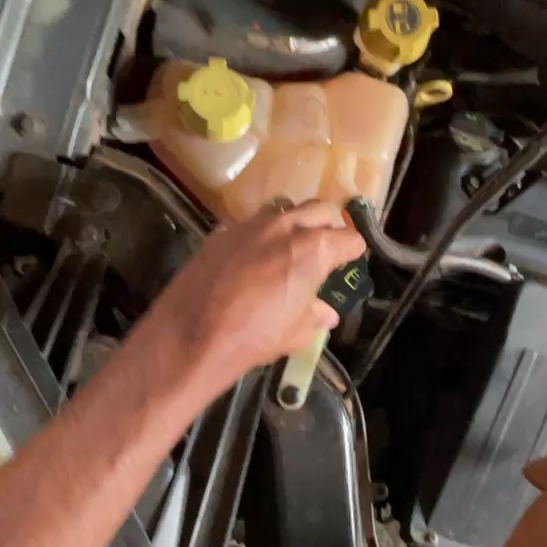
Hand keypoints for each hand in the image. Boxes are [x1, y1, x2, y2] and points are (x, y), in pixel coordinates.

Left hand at [138, 200, 365, 394]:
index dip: (354, 250)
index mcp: (314, 249)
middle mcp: (286, 226)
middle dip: (330, 225)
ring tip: (292, 245)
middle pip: (320, 210)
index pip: (349, 238)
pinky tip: (255, 257)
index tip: (353, 259)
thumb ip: (314, 316)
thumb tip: (326, 313)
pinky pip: (251, 224)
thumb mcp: (295, 332)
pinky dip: (262, 235)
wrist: (192, 334)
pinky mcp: (223, 231)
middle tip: (329, 245)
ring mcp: (251, 224)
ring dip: (295, 222)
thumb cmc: (255, 336)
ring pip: (284, 209)